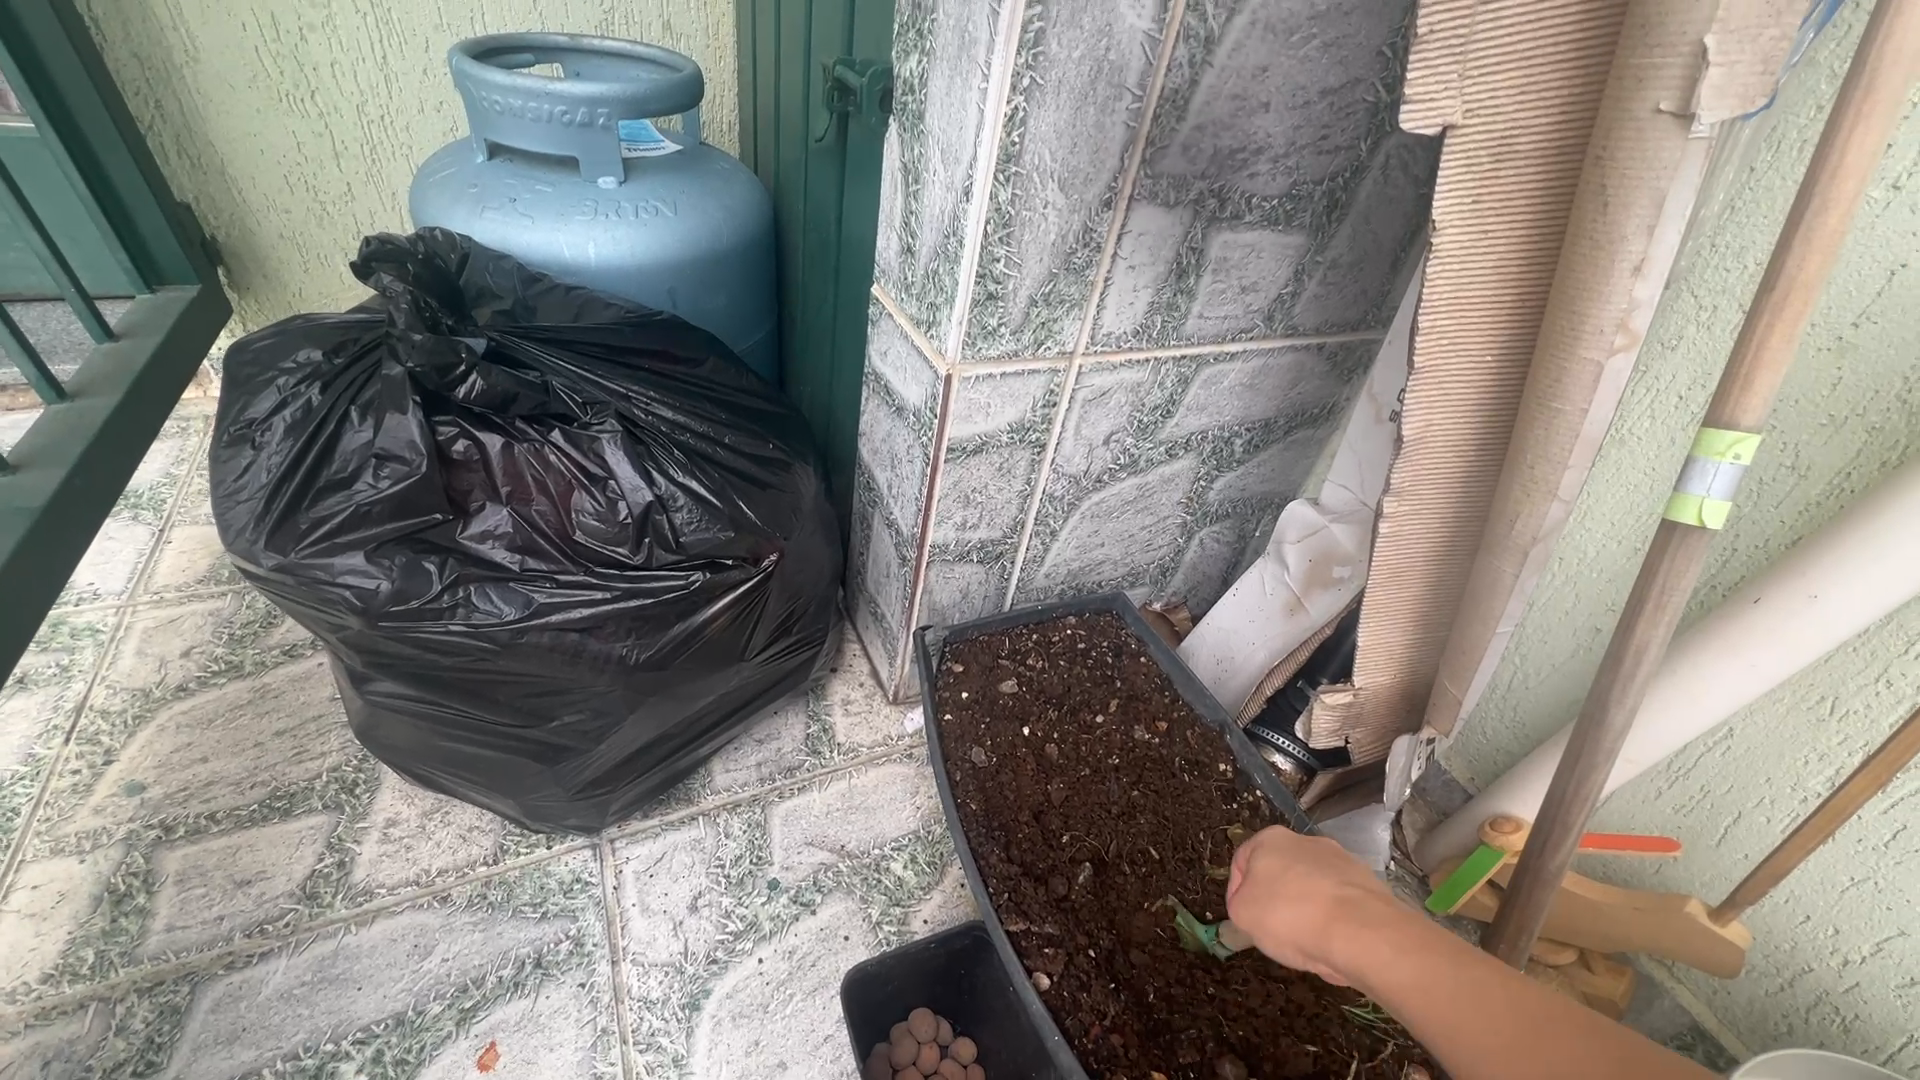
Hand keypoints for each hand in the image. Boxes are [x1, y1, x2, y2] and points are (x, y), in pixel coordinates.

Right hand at [1225, 826, 1402, 984]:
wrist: (1361, 932)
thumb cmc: (1289, 915)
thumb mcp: (1242, 914)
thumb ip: (1238, 906)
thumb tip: (1248, 909)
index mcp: (1270, 839)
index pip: (1241, 862)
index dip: (1236, 893)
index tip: (1243, 920)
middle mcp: (1306, 841)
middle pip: (1281, 873)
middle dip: (1276, 901)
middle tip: (1273, 931)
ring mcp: (1342, 861)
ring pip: (1313, 889)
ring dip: (1307, 912)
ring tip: (1308, 943)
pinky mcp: (1370, 885)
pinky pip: (1342, 905)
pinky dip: (1336, 922)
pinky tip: (1334, 945)